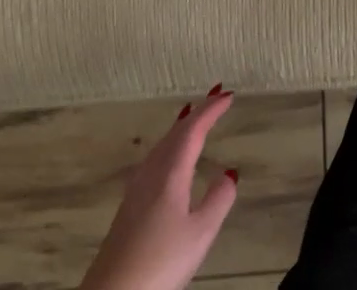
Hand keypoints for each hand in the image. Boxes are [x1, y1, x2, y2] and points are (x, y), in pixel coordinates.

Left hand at [80, 89, 240, 289]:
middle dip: (194, 114)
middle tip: (215, 96)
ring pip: (159, 149)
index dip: (210, 111)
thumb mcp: (201, 233)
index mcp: (169, 176)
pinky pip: (152, 163)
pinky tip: (169, 161)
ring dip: (179, 130)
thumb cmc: (160, 263)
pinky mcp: (128, 211)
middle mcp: (149, 178)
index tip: (228, 94)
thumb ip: (218, 200)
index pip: (191, 133)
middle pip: (172, 136)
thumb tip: (228, 174)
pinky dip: (168, 148)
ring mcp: (134, 194)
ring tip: (193, 119)